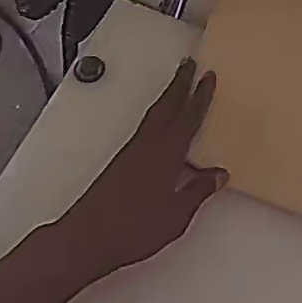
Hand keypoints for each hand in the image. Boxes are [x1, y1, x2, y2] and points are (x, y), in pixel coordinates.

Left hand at [52, 59, 226, 282]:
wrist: (85, 238)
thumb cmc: (132, 227)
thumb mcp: (177, 214)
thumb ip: (198, 190)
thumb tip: (217, 175)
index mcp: (166, 151)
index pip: (189, 115)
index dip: (201, 95)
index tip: (208, 77)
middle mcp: (148, 143)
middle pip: (168, 104)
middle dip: (180, 82)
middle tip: (189, 64)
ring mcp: (132, 150)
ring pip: (155, 112)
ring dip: (167, 94)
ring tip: (177, 84)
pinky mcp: (120, 160)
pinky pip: (145, 125)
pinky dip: (156, 113)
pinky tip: (160, 123)